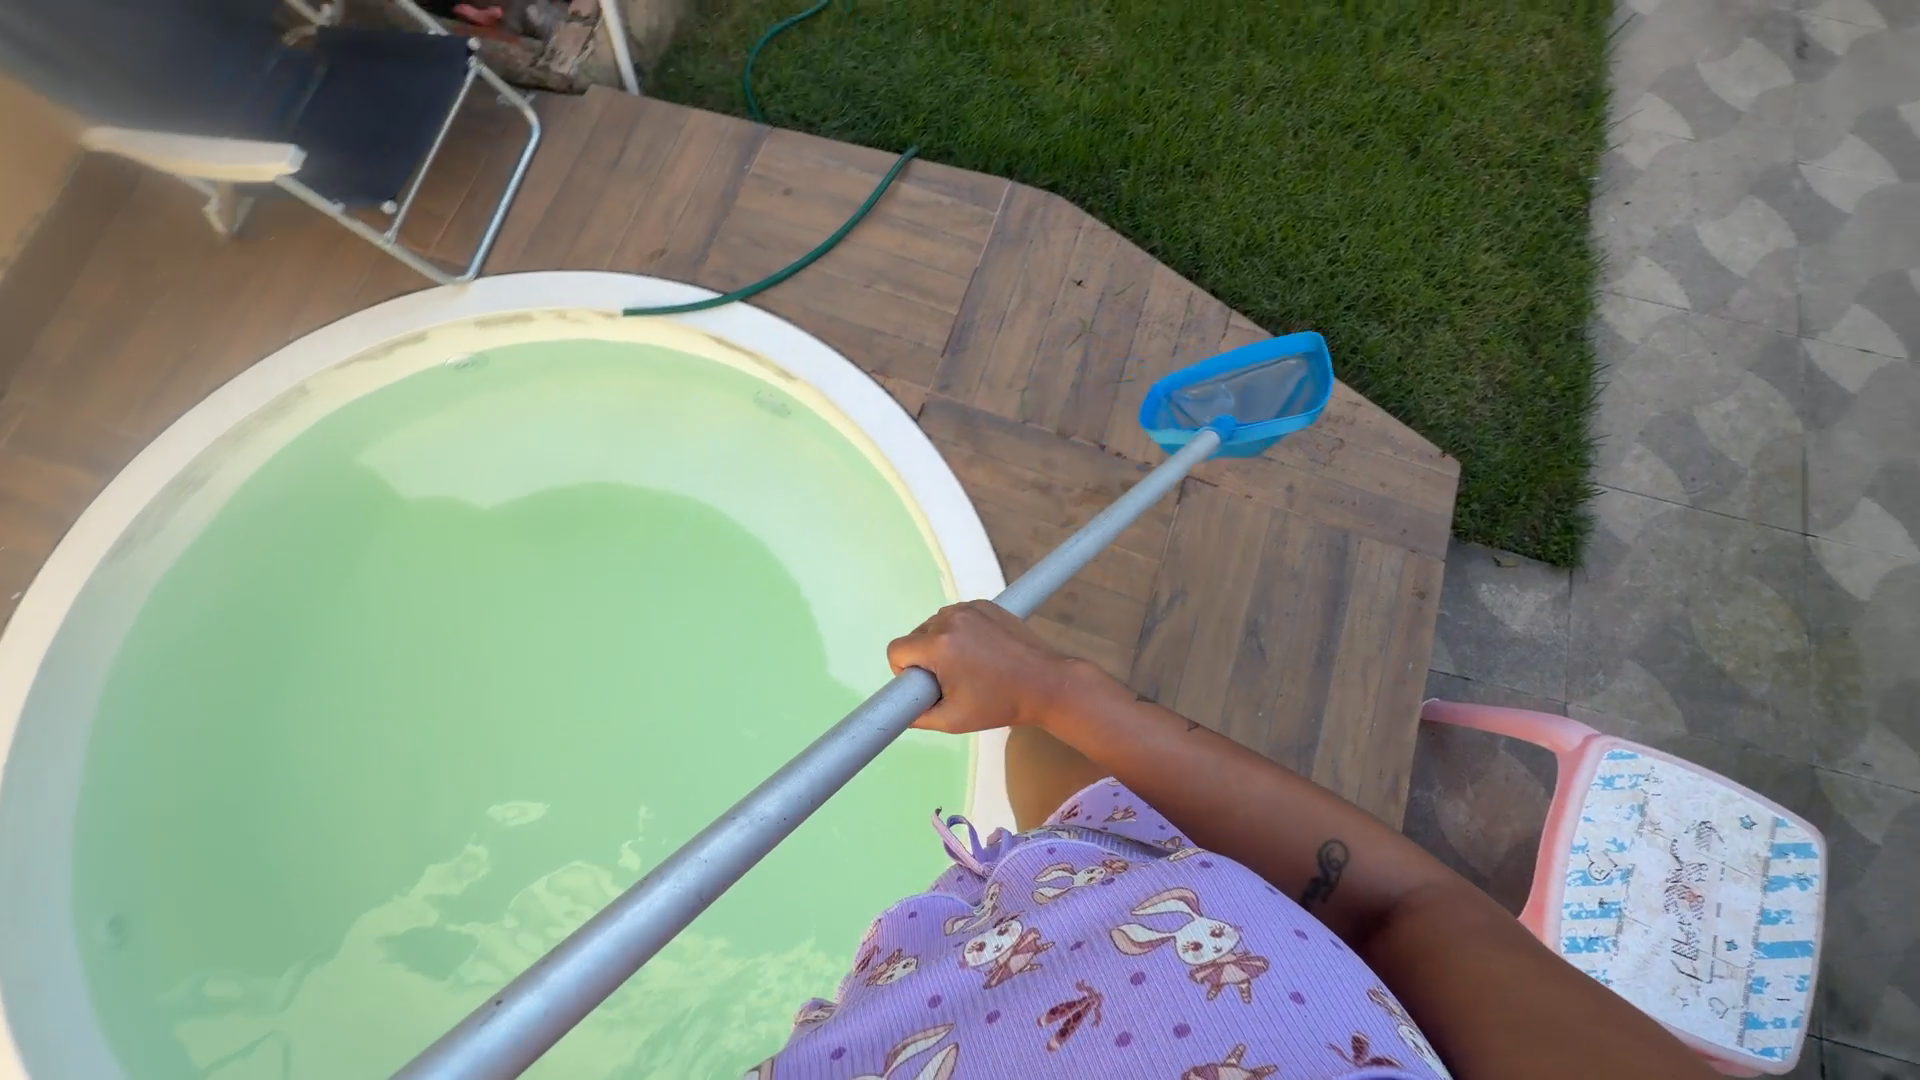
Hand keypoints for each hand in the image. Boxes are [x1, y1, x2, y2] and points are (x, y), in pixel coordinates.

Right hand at [885, 601, 1099, 733]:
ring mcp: (970, 608)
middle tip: (953, 678)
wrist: (1045, 683)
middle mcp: (950, 619)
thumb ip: (919, 716)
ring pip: (936, 624)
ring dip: (942, 642)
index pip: (897, 650)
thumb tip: (901, 711)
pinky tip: (981, 649)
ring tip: (969, 663)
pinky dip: (961, 631)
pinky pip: (958, 615)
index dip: (904, 670)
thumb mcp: (953, 720)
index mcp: (939, 645)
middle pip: (916, 635)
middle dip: (925, 657)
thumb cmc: (999, 704)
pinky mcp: (986, 604)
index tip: (927, 684)